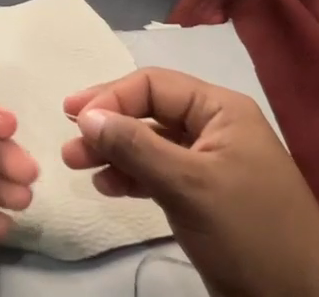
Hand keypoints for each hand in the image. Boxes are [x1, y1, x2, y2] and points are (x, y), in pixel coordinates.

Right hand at [61, 69, 318, 296]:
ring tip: (78, 166)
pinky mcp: (206, 198)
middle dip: (108, 125)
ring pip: (151, 143)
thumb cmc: (249, 234)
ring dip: (114, 152)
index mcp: (221, 110)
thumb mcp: (188, 186)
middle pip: (150, 111)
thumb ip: (136, 145)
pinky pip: (160, 172)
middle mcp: (215, 128)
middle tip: (70, 145)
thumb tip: (86, 115)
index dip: (111, 97)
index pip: (154, 84)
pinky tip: (107, 187)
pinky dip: (132, 176)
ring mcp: (211, 164)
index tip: (73, 119)